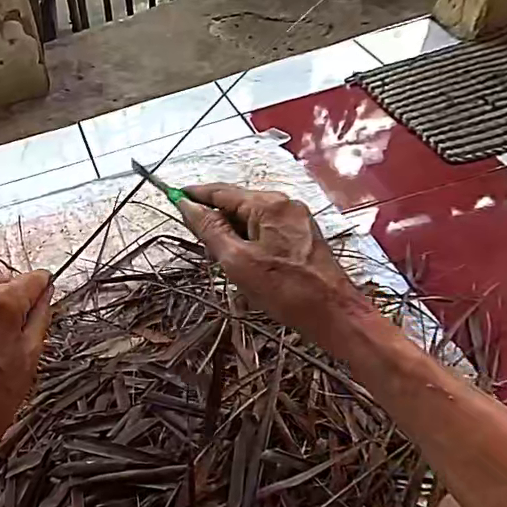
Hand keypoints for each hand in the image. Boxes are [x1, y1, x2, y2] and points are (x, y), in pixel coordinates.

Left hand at [0, 269, 53, 506]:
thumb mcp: (31, 356)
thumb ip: (41, 317)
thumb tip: (46, 297)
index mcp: (0, 304)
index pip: (33, 278)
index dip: (45, 289)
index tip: (47, 297)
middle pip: (8, 282)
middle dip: (19, 301)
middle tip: (25, 332)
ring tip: (1, 344)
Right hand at [178, 183, 368, 345]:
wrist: (334, 314)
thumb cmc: (285, 290)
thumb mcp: (236, 261)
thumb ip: (210, 230)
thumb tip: (187, 206)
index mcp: (269, 204)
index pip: (221, 192)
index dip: (195, 194)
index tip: (172, 195)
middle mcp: (284, 204)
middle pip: (236, 205)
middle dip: (215, 222)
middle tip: (201, 246)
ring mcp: (296, 219)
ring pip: (250, 220)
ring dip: (232, 236)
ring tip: (225, 263)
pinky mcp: (302, 236)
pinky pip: (265, 230)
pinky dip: (248, 242)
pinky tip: (245, 265)